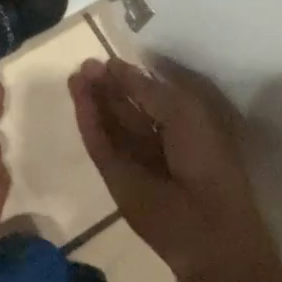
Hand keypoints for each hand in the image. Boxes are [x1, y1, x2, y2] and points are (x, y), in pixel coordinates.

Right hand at [70, 58, 281, 281]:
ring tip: (76, 76)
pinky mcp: (113, 174)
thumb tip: (117, 67)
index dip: (130, 78)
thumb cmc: (204, 158)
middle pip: (125, 107)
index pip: (150, 96)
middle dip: (107, 85)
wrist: (202, 222)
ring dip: (92, 98)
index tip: (110, 60)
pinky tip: (78, 96)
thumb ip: (146, 89)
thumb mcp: (182, 110)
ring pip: (108, 122)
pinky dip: (87, 119)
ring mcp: (133, 158)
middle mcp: (156, 139)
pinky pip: (98, 141)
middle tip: (87, 64)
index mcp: (182, 124)